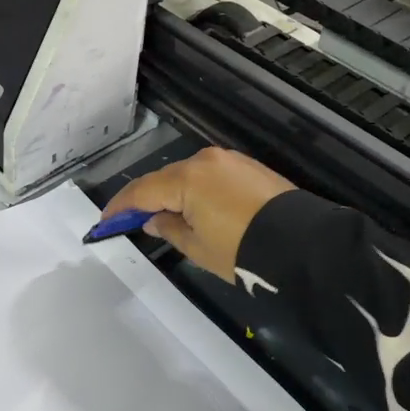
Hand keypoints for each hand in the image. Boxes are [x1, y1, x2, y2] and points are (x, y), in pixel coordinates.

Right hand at [97, 147, 293, 282]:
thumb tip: (156, 220)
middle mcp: (204, 161)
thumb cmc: (244, 250)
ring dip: (174, 194)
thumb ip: (170, 230)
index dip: (121, 206)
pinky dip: (197, 190)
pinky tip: (195, 207)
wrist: (304, 244)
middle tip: (132, 220)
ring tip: (165, 217)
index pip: (142, 191)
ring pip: (189, 175)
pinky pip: (211, 176)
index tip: (106, 220)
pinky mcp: (248, 167)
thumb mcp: (200, 249)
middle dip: (147, 199)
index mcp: (187, 179)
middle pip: (165, 179)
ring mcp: (228, 160)